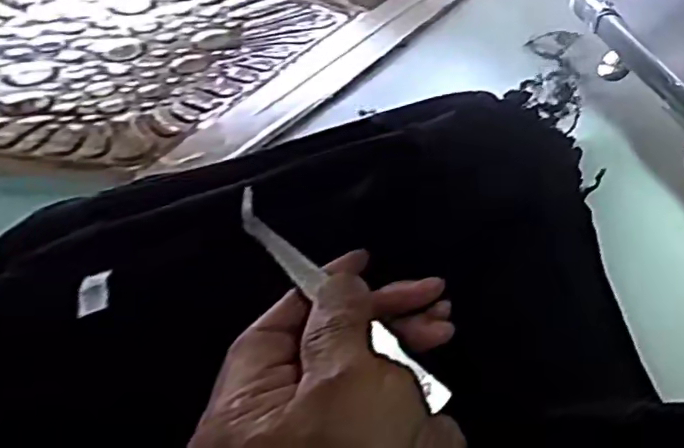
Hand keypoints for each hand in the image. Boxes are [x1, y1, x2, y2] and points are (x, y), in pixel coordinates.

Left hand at [190, 250, 462, 447]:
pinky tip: (438, 335)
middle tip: (423, 289)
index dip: (315, 290)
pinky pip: (382, 368)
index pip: (270, 332)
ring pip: (360, 347)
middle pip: (324, 335)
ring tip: (440, 315)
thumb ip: (337, 321)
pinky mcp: (364, 422)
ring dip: (404, 320)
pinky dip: (411, 345)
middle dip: (379, 305)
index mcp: (243, 414)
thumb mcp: (344, 377)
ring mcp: (322, 421)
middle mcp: (276, 417)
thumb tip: (336, 281)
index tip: (359, 261)